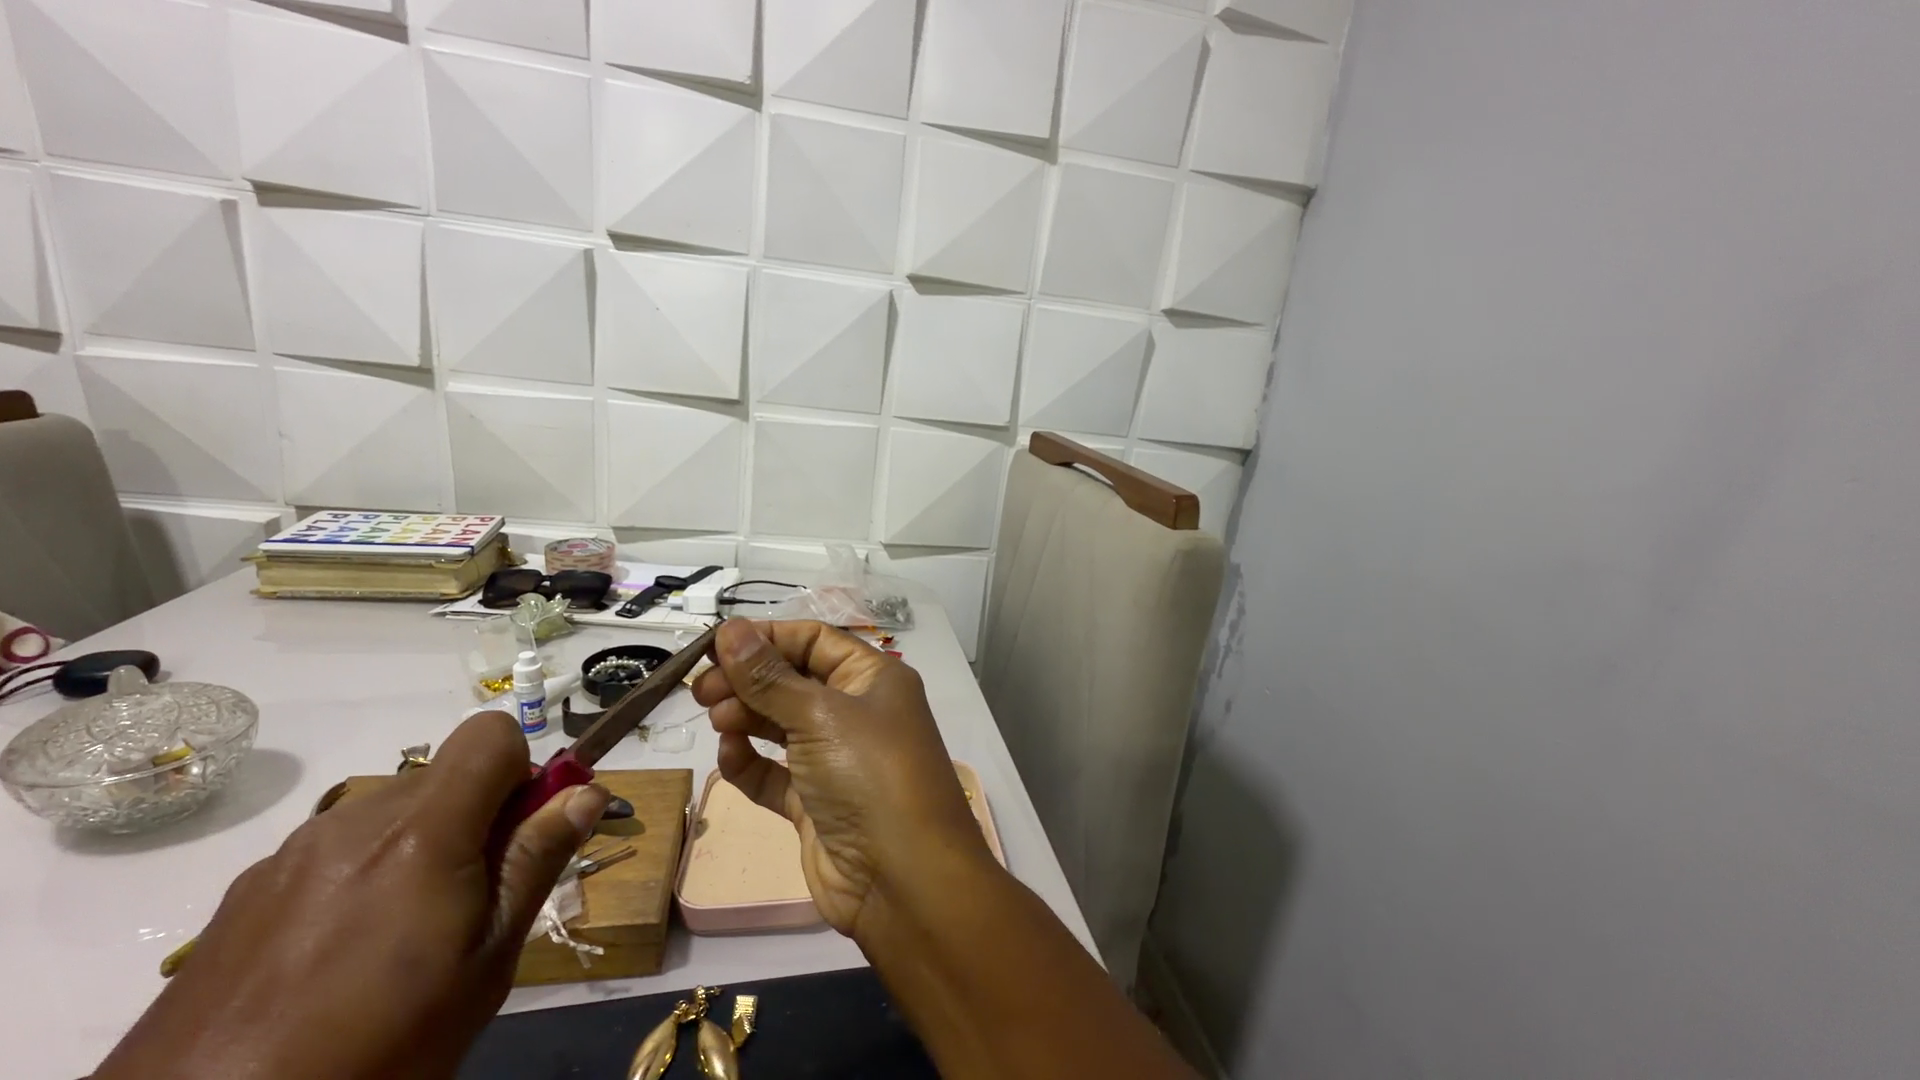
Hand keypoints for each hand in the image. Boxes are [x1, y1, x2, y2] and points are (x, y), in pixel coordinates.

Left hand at [94, 712, 608, 1079]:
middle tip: (473, 904)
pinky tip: (342, 953)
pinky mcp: (250, 886)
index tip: (523, 834)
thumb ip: (535, 864)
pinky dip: (363, 875)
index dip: (521, 772)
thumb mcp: (486, 960)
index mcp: (422, 829)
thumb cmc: (383, 1042)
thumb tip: (587, 792)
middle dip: (476, 819)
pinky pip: (336, 850)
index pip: (490, 734)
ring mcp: (295, 850)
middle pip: (442, 777)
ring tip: (402, 939)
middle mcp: (356, 817)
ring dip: (419, 847)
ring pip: (390, 813)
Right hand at [692, 619, 990, 936]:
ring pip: (781, 726)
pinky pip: (775, 774)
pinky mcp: (816, 804)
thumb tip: (730, 629)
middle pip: (792, 681)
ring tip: (715, 719)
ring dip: (745, 717)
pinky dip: (750, 764)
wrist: (903, 879)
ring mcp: (836, 761)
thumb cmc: (870, 776)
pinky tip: (729, 756)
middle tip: (700, 690)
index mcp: (872, 679)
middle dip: (747, 680)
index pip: (814, 641)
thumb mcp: (820, 715)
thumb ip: (768, 676)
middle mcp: (857, 714)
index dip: (766, 638)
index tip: (714, 645)